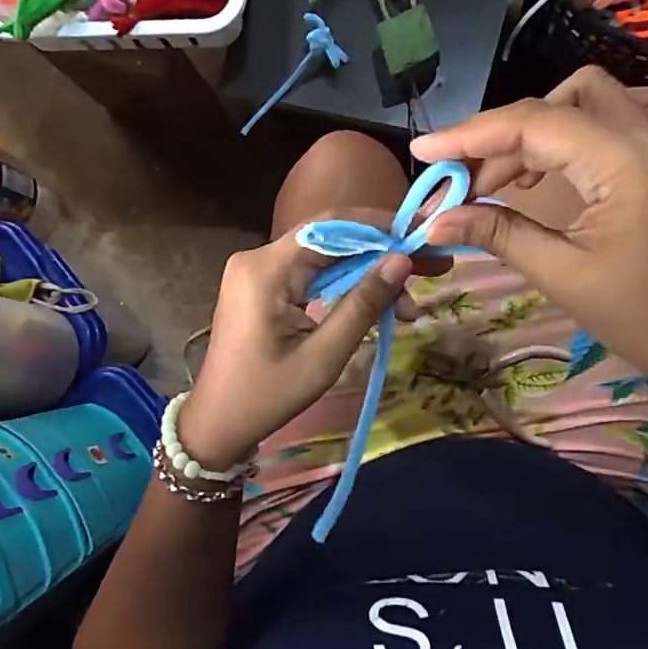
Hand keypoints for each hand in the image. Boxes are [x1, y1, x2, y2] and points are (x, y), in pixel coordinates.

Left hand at [179, 218, 424, 469]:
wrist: (218, 422)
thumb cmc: (268, 396)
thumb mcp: (323, 356)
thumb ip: (363, 304)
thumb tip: (402, 260)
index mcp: (266, 270)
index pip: (331, 226)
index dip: (380, 227)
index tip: (422, 241)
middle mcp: (258, 258)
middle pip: (331, 238)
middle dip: (381, 254)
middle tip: (429, 272)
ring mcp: (257, 270)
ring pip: (325, 256)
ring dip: (367, 274)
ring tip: (407, 307)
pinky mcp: (262, 284)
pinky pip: (311, 272)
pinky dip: (344, 285)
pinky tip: (375, 304)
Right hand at [414, 66, 647, 386]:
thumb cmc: (642, 319)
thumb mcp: (562, 274)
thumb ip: (497, 233)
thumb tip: (433, 220)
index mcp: (631, 162)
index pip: (535, 124)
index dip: (471, 135)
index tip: (424, 150)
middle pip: (563, 100)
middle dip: (506, 136)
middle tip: (468, 184)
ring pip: (596, 98)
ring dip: (546, 126)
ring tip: (512, 178)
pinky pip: (623, 118)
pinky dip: (580, 133)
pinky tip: (559, 170)